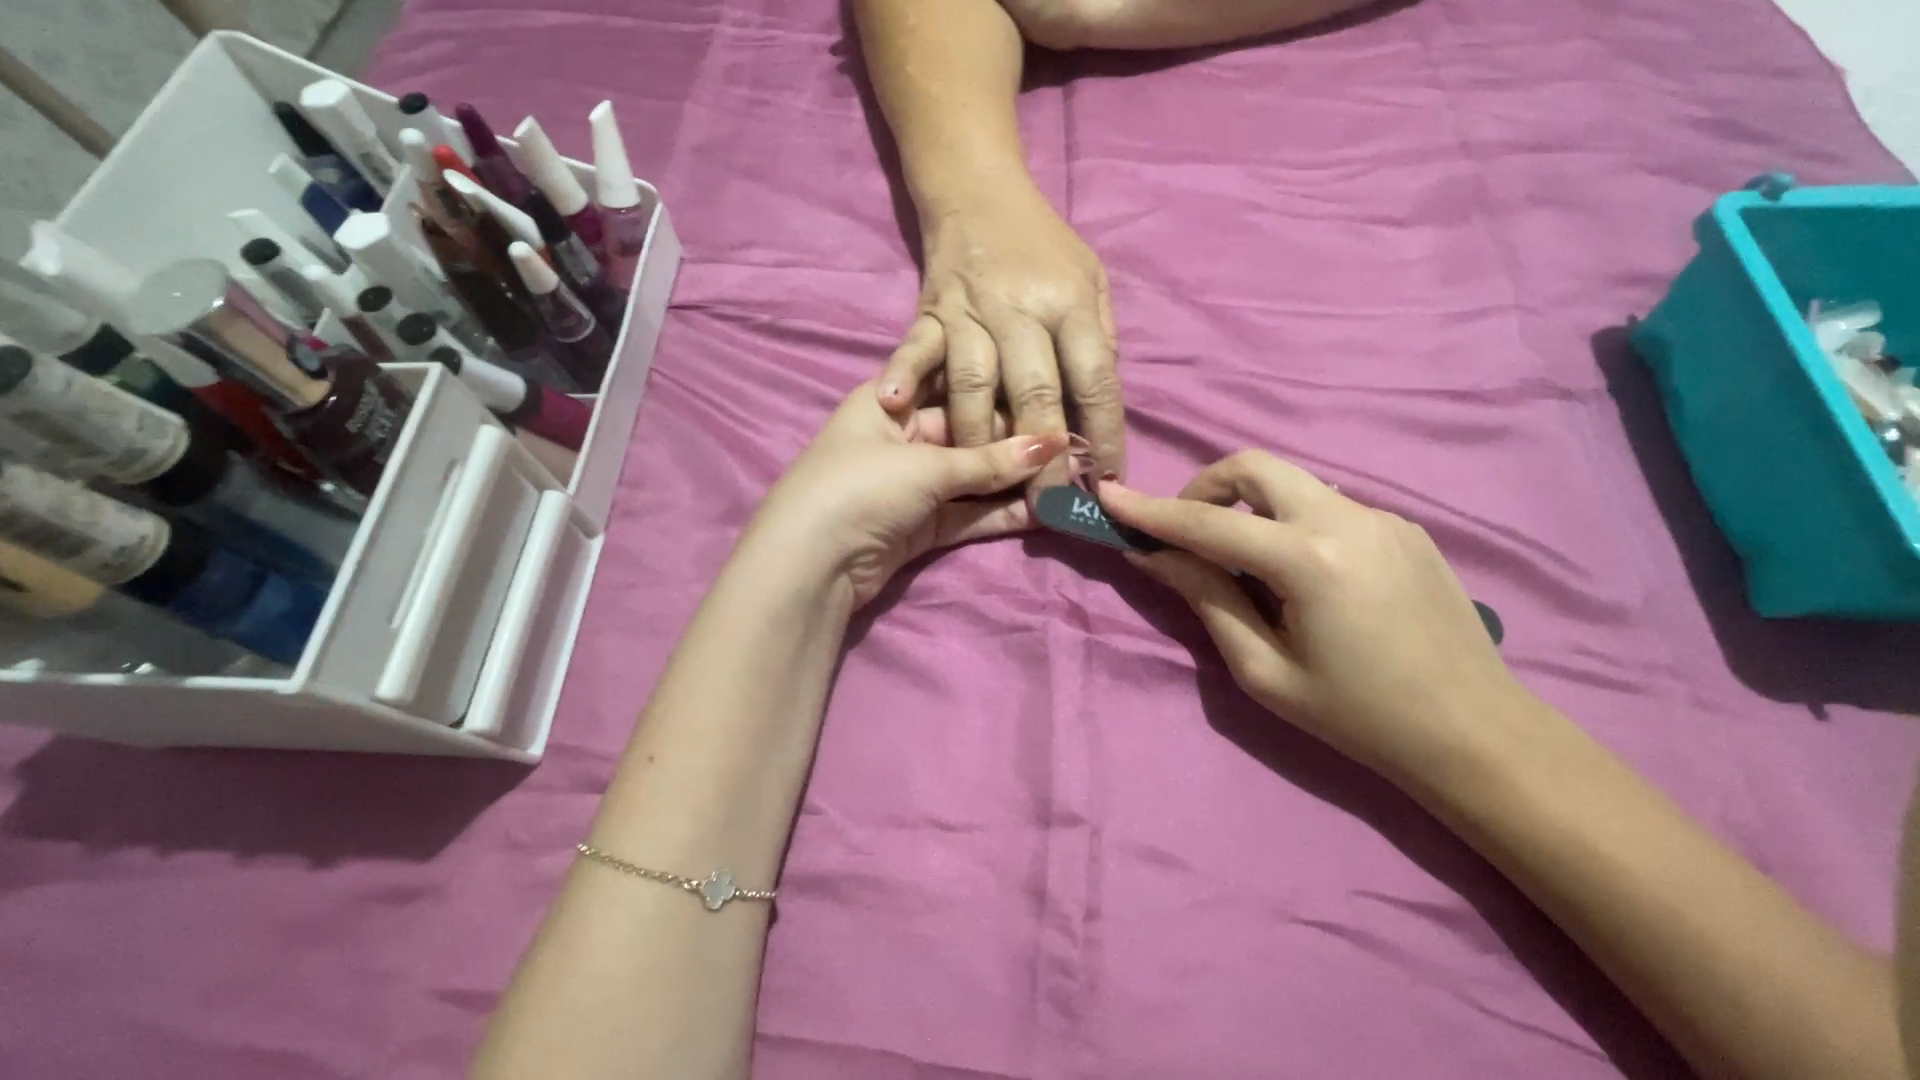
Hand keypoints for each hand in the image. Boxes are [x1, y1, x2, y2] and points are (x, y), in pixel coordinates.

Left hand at [744, 382, 1069, 608]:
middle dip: (1018, 444)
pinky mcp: (920, 526)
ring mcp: (911, 484)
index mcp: (890, 400)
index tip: (1054, 396)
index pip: (956, 385)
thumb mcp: (927, 466)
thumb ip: (992, 460)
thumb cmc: (861, 486)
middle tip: (1074, 446)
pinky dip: (1000, 514)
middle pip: (970, 434)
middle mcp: (901, 436)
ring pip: (973, 478)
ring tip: (1068, 481)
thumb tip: (1056, 444)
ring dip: (1015, 483)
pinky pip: (968, 513)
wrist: (811, 564)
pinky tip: (1043, 511)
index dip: (1004, 392)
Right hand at [878, 183, 1123, 487]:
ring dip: (979, 438)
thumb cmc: (1044, 245)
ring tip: (985, 485)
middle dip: (1042, 457)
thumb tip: (1102, 408)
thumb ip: (1099, 339)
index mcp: (1069, 302)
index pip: (1094, 379)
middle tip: (1050, 508)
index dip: (1103, 434)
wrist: (978, 191)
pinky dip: (904, 374)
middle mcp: (1020, 310)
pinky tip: (895, 405)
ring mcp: (970, 311)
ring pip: (973, 382)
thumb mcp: (1092, 279)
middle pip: (1034, 392)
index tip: (1106, 481)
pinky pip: (915, 347)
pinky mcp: (930, 311)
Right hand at [1100, 452, 1536, 784]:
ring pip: (1294, 484)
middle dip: (1207, 488)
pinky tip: (1307, 581)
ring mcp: (1382, 517)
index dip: (1151, 510)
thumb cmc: (1358, 717)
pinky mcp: (1405, 528)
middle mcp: (1347, 518)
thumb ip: (1208, 600)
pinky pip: (1329, 507)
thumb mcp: (1265, 671)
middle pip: (1255, 467)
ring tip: (1250, 569)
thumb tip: (1155, 556)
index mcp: (1308, 560)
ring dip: (1252, 509)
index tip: (1109, 495)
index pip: (1208, 523)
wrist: (1474, 732)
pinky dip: (1294, 524)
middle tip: (1188, 534)